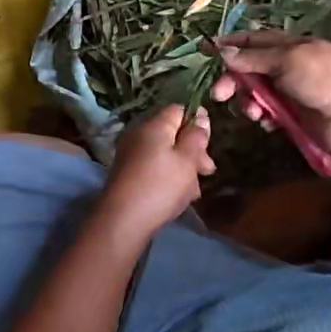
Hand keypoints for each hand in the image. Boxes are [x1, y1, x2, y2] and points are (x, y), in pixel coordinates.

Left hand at [98, 104, 214, 234]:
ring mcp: (133, 155)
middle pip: (174, 133)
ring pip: (167, 153)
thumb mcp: (187, 159)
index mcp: (154, 125)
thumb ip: (196, 136)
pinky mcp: (130, 174)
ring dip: (184, 168)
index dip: (197, 121)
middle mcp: (140, 135)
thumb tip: (200, 116)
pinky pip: (155, 167)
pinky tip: (179, 196)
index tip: (208, 142)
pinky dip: (169, 177)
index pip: (179, 109)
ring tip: (193, 191)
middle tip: (207, 170)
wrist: (122, 221)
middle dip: (193, 150)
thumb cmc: (161, 186)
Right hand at [211, 32, 330, 165]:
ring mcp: (291, 93)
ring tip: (253, 112)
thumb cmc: (326, 78)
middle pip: (250, 70)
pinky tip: (267, 123)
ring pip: (256, 95)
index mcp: (289, 46)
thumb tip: (223, 50)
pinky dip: (263, 118)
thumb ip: (254, 58)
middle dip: (233, 80)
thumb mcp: (288, 60)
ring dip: (248, 102)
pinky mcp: (295, 118)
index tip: (205, 50)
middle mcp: (288, 67)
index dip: (230, 44)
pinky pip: (269, 115)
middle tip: (219, 95)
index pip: (253, 40)